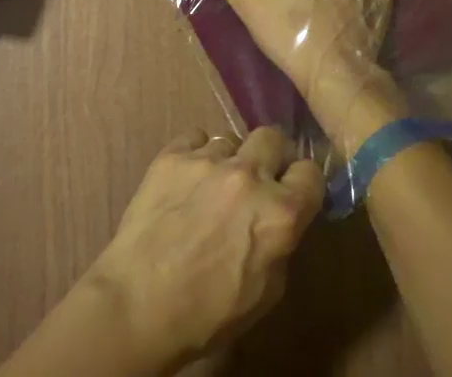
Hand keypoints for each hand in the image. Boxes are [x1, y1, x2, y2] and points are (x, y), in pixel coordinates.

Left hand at [82, 127, 324, 365]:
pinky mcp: (171, 156)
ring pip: (230, 138)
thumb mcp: (267, 291)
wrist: (140, 303)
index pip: (311, 172)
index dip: (302, 184)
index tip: (292, 193)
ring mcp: (207, 161)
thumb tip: (280, 222)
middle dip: (269, 157)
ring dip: (229, 159)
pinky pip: (194, 138)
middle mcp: (248, 175)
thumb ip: (281, 243)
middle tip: (256, 181)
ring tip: (212, 184)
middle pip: (272, 138)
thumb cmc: (209, 313)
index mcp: (281, 212)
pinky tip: (185, 179)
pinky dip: (195, 154)